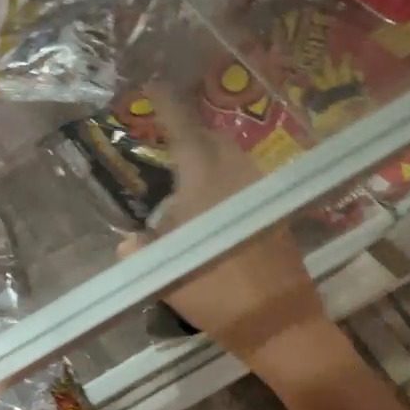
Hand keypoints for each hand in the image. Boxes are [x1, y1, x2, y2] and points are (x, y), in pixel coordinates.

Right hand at [119, 86, 332, 375]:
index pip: (184, 134)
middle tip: (163, 136)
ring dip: (208, 156)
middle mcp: (237, 182)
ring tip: (183, 169)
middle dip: (189, 132)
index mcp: (205, 186)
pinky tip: (209, 202)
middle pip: (213, 141)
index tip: (153, 84)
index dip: (168, 107)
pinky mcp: (274, 216)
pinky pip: (244, 181)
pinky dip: (223, 178)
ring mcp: (260, 197)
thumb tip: (129, 242)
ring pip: (232, 160)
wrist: (280, 326)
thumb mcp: (165, 276)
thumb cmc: (217, 296)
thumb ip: (142, 253)